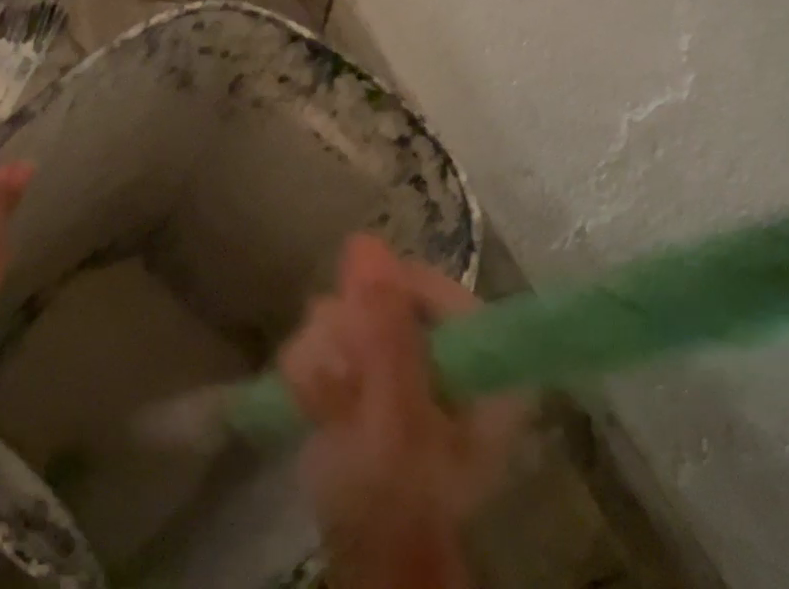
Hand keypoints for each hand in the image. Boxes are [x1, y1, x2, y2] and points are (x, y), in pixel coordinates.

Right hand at [280, 236, 529, 588]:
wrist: (363, 548)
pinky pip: (321, 340)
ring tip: (321, 404)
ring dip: (319, 357)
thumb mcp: (396, 418)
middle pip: (381, 298)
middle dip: (343, 335)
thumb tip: (365, 241)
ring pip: (342, 316)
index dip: (390, 291)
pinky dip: (307, 370)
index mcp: (481, 362)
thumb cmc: (396, 496)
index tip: (350, 311)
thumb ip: (385, 336)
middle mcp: (444, 352)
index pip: (438, 289)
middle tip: (338, 379)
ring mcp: (400, 361)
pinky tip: (309, 404)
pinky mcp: (361, 372)